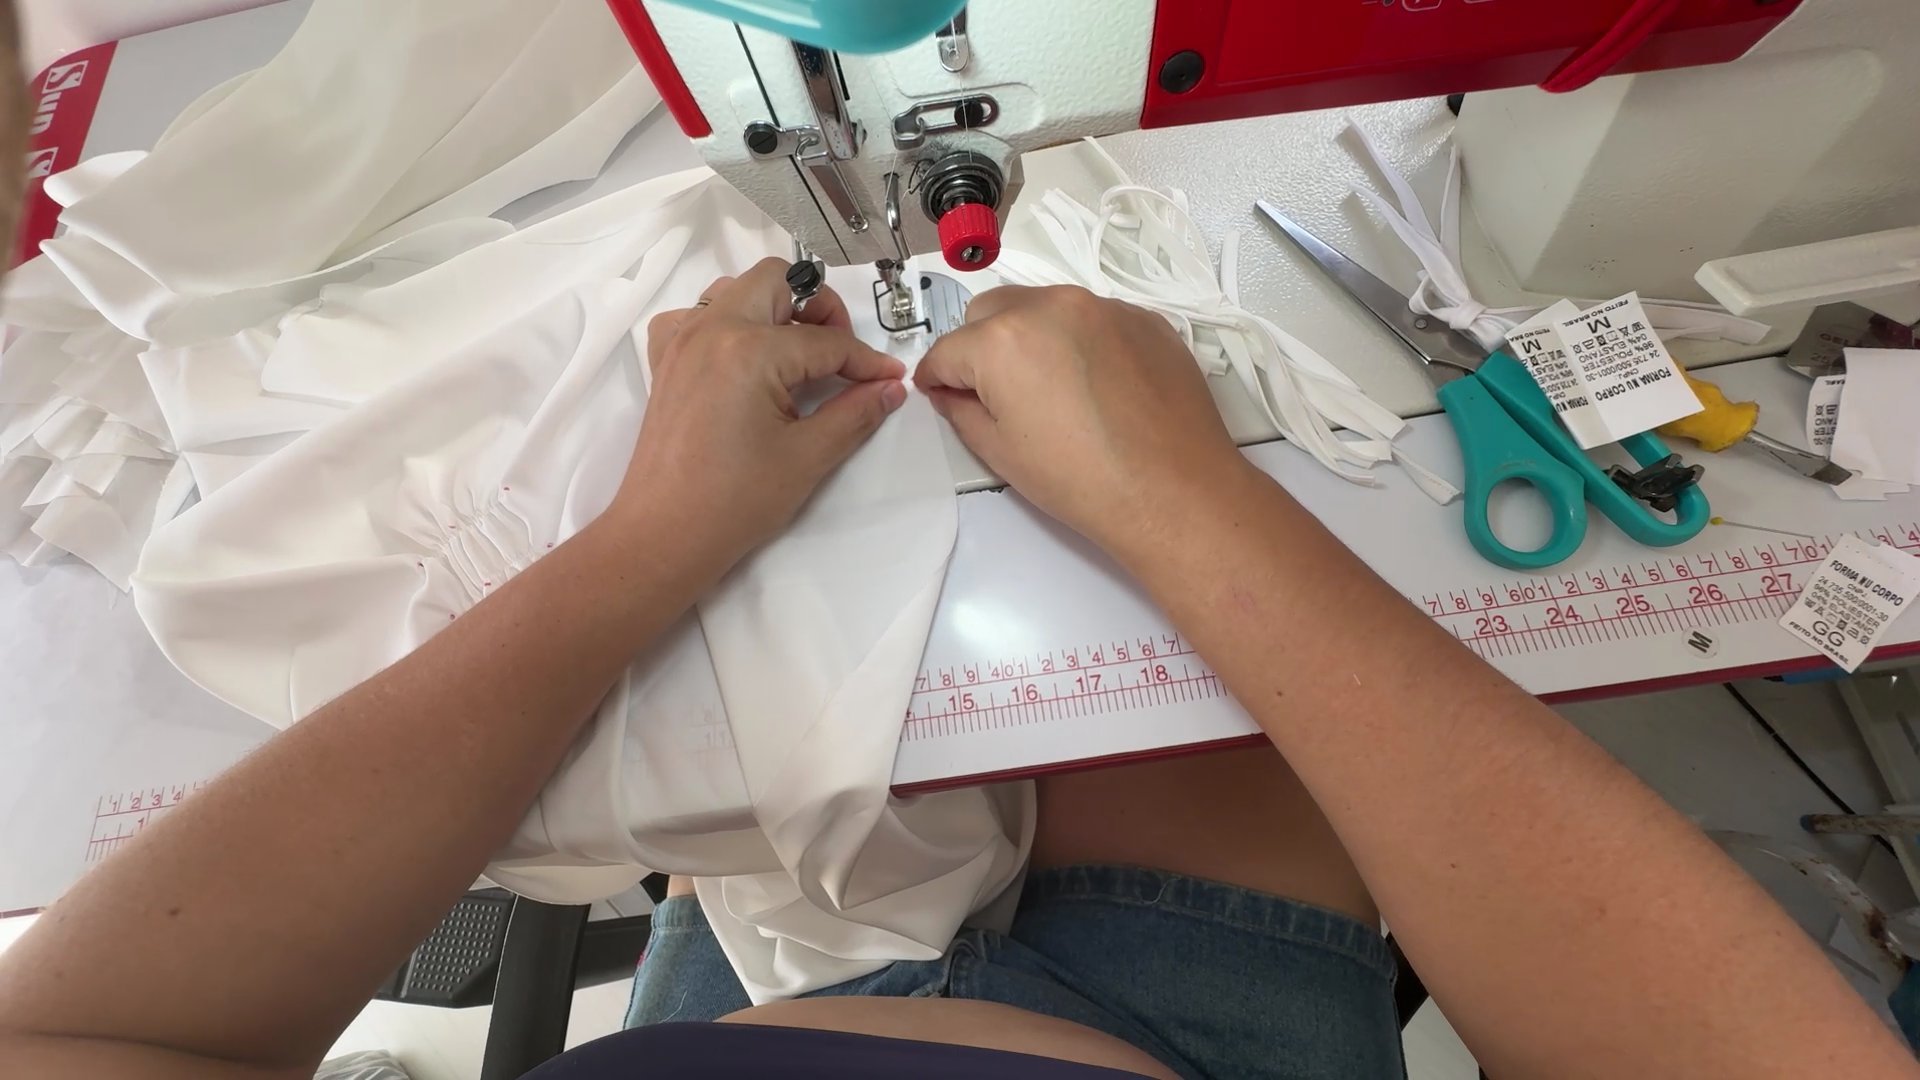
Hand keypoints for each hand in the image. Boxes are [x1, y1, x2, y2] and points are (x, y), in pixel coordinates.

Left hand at [615, 257, 906, 568]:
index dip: (866, 361)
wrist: (665, 534)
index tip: (890, 379)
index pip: (826, 342)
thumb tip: (891, 388)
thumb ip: (855, 414)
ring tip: (798, 356)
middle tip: (840, 355)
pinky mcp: (667, 360)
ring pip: (738, 289)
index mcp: (750, 350)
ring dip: (776, 308)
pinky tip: (746, 361)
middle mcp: (712, 329)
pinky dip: (731, 323)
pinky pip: (702, 316)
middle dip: (820, 309)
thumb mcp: (808, 457)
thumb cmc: (736, 501)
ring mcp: (683, 340)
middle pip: (778, 281)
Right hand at [915, 285, 1252, 556]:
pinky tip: (1095, 387)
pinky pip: (1092, 319)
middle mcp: (1051, 306)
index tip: (936, 392)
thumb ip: (961, 410)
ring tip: (1048, 389)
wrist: (1174, 492)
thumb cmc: (1079, 481)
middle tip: (992, 392)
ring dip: (1029, 337)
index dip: (935, 376)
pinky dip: (1078, 342)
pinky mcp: (1144, 319)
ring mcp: (1104, 307)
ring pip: (1043, 308)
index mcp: (1004, 340)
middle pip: (990, 312)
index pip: (947, 349)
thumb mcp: (1000, 453)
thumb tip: (950, 391)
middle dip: (978, 346)